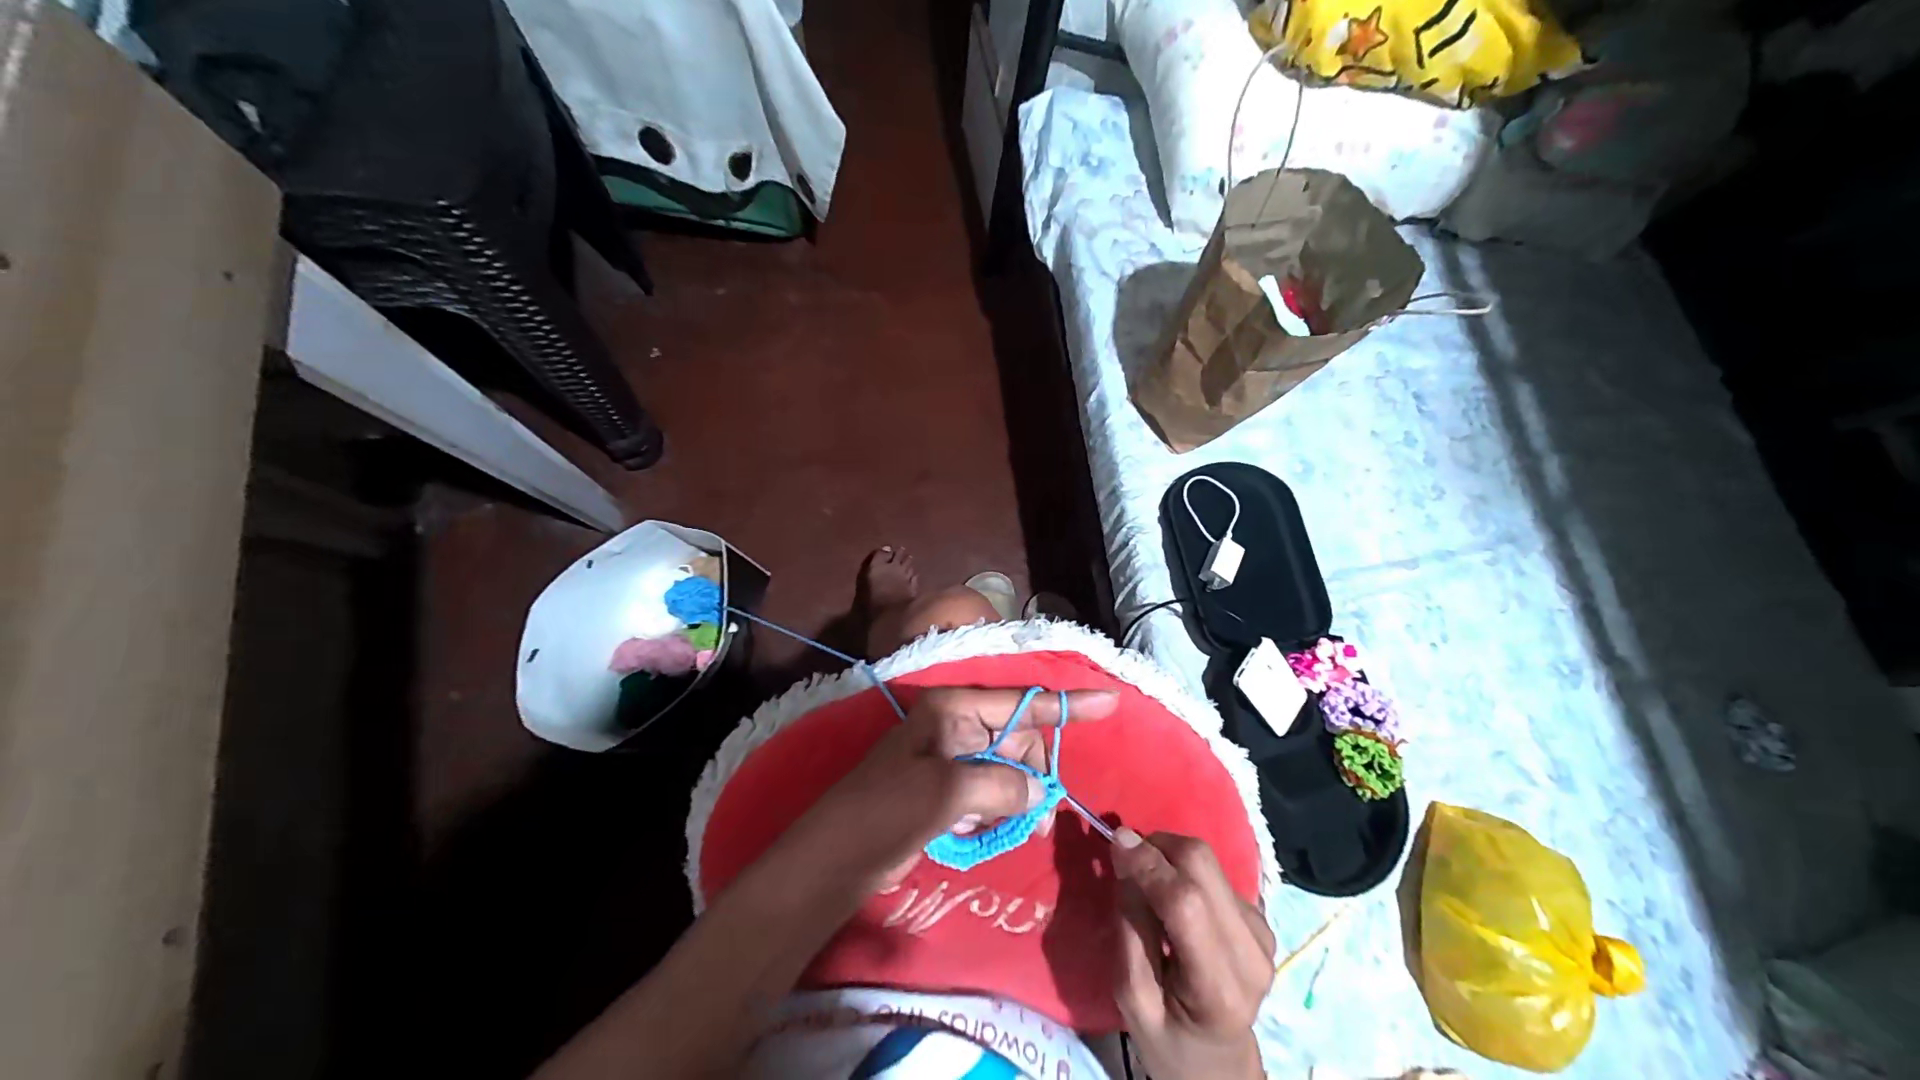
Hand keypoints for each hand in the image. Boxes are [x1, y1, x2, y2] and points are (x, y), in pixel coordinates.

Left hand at [790, 686, 1119, 890]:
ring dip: (1018, 797)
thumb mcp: (944, 793)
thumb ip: (1001, 785)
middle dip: (1034, 772)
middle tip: (1041, 813)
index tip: (1110, 703)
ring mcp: (948, 758)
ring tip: (1017, 828)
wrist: (833, 859)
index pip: (1020, 703)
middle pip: (1018, 739)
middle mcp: (953, 727)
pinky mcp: (944, 790)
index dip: (1065, 705)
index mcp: (950, 710)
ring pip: (1007, 769)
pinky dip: (999, 810)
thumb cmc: (884, 813)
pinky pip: (990, 792)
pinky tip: (989, 830)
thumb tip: (1038, 793)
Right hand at [1112, 829, 1275, 1079]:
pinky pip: (1215, 874)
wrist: (1220, 1063)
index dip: (1148, 864)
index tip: (1114, 842)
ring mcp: (1262, 934)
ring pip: (1209, 863)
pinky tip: (1174, 900)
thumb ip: (1130, 927)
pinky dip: (1185, 872)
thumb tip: (1126, 857)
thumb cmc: (1168, 1038)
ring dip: (1170, 858)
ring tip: (1148, 882)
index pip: (1185, 902)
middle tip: (1127, 857)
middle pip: (1202, 865)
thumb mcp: (1132, 997)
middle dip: (1158, 847)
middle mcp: (1251, 953)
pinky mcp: (1261, 920)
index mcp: (1218, 987)